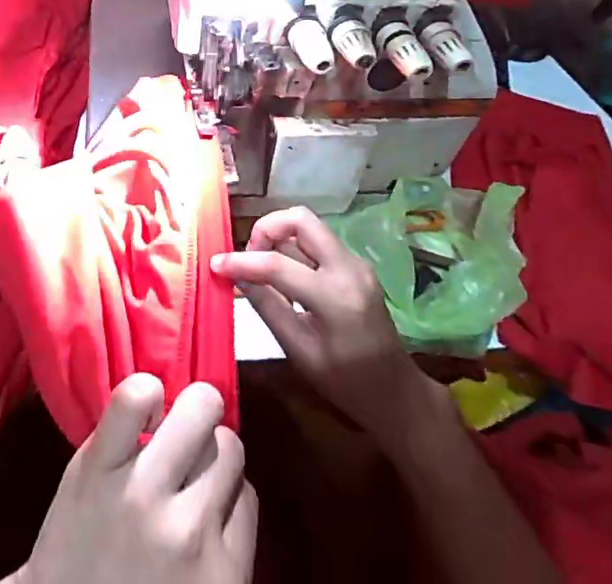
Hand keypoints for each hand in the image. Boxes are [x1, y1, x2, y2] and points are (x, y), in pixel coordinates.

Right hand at [14, 375, 256, 583]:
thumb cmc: (75, 567)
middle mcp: (145, 497)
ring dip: (217, 456)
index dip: (151, 392)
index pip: (136, 392)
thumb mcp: (78, 495)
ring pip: (232, 450)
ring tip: (201, 479)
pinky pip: (247, 501)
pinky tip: (212, 520)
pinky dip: (232, 501)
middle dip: (199, 410)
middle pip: (202, 408)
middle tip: (191, 428)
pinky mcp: (227, 571)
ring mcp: (190, 535)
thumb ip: (115, 448)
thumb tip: (159, 405)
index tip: (152, 409)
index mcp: (98, 475)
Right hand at [211, 207, 434, 441]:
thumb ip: (267, 307)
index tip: (216, 264)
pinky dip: (293, 249)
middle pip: (300, 219)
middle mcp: (349, 268)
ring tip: (261, 270)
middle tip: (249, 258)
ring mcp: (356, 263)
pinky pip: (318, 243)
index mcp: (335, 295)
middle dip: (267, 229)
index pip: (278, 264)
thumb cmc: (346, 383)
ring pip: (309, 228)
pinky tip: (284, 278)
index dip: (241, 262)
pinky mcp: (355, 266)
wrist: (396, 391)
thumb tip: (234, 277)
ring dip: (279, 238)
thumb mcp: (299, 351)